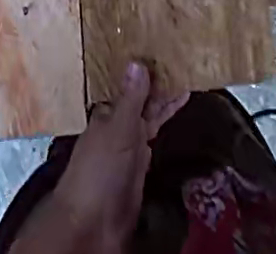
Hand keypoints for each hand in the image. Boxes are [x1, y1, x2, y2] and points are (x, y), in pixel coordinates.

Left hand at [12, 62, 188, 253]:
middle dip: (159, 83)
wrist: (90, 225)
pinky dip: (166, 120)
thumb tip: (136, 61)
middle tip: (183, 60)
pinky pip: (155, 134)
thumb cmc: (97, 172)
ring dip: (165, 99)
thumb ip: (130, 99)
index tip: (166, 49)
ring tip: (185, 79)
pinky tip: (177, 110)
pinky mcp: (139, 165)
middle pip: (142, 99)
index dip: (147, 69)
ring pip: (150, 115)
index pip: (131, 85)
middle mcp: (119, 126)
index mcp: (109, 114)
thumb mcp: (116, 130)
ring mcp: (129, 146)